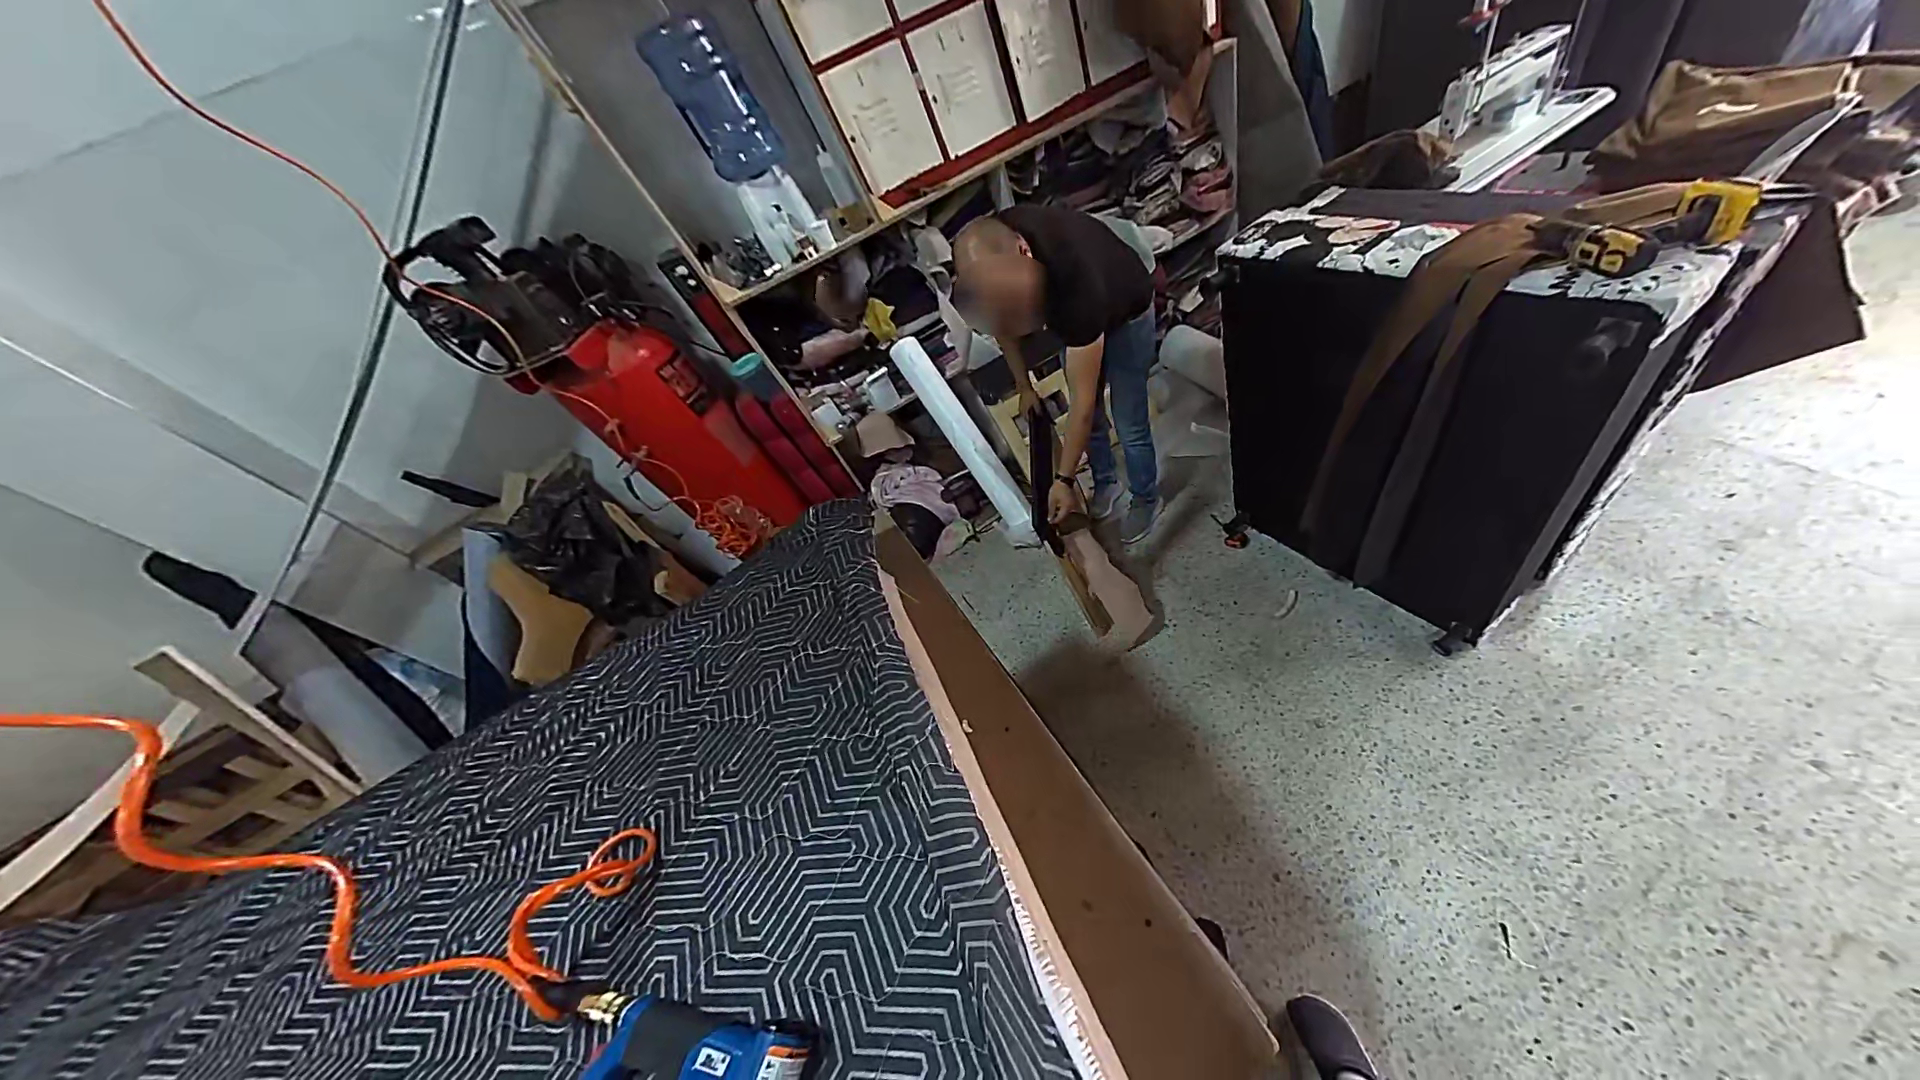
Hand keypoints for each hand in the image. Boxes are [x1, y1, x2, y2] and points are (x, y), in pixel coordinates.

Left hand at [1048, 478, 1079, 524]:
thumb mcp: (1052, 501)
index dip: (1055, 521)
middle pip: (1065, 517)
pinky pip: (1068, 509)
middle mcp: (1072, 508)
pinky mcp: (1074, 502)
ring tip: (1054, 515)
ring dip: (1061, 515)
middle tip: (1051, 519)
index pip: (1061, 518)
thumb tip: (1050, 520)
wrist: (1065, 479)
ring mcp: (1074, 505)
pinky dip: (1063, 510)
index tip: (1049, 522)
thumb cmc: (1057, 490)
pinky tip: (1058, 509)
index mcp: (1067, 509)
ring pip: (1067, 513)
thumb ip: (1051, 511)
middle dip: (1058, 519)